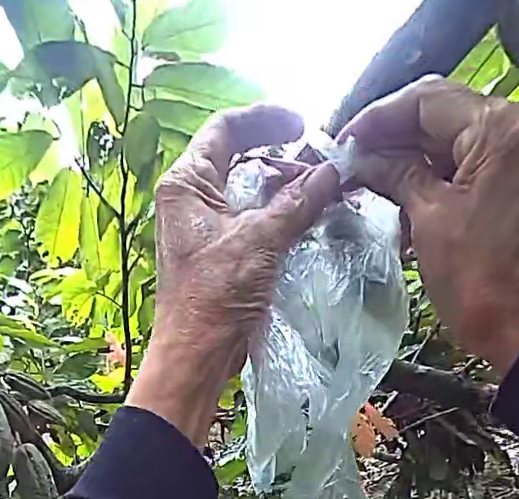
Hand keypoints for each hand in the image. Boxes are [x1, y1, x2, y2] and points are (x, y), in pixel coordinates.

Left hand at [127, 104, 342, 445]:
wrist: (197, 356)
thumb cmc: (214, 296)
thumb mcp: (260, 240)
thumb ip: (297, 202)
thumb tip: (331, 172)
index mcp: (187, 184)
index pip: (227, 130)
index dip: (266, 120)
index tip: (304, 125)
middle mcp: (192, 202)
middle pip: (242, 164)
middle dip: (283, 163)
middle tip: (320, 169)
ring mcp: (207, 232)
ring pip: (251, 198)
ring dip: (286, 195)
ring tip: (322, 196)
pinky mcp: (222, 260)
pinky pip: (255, 228)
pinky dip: (281, 223)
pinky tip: (308, 225)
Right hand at [340, 77, 518, 374]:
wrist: (516, 325)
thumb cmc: (474, 275)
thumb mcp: (428, 218)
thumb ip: (396, 175)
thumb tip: (362, 158)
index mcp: (500, 128)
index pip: (428, 102)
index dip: (379, 119)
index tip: (344, 140)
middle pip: (442, 116)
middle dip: (393, 136)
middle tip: (352, 156)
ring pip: (453, 141)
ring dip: (410, 158)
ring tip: (368, 176)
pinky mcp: (516, 180)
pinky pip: (468, 165)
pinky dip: (434, 176)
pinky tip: (398, 192)